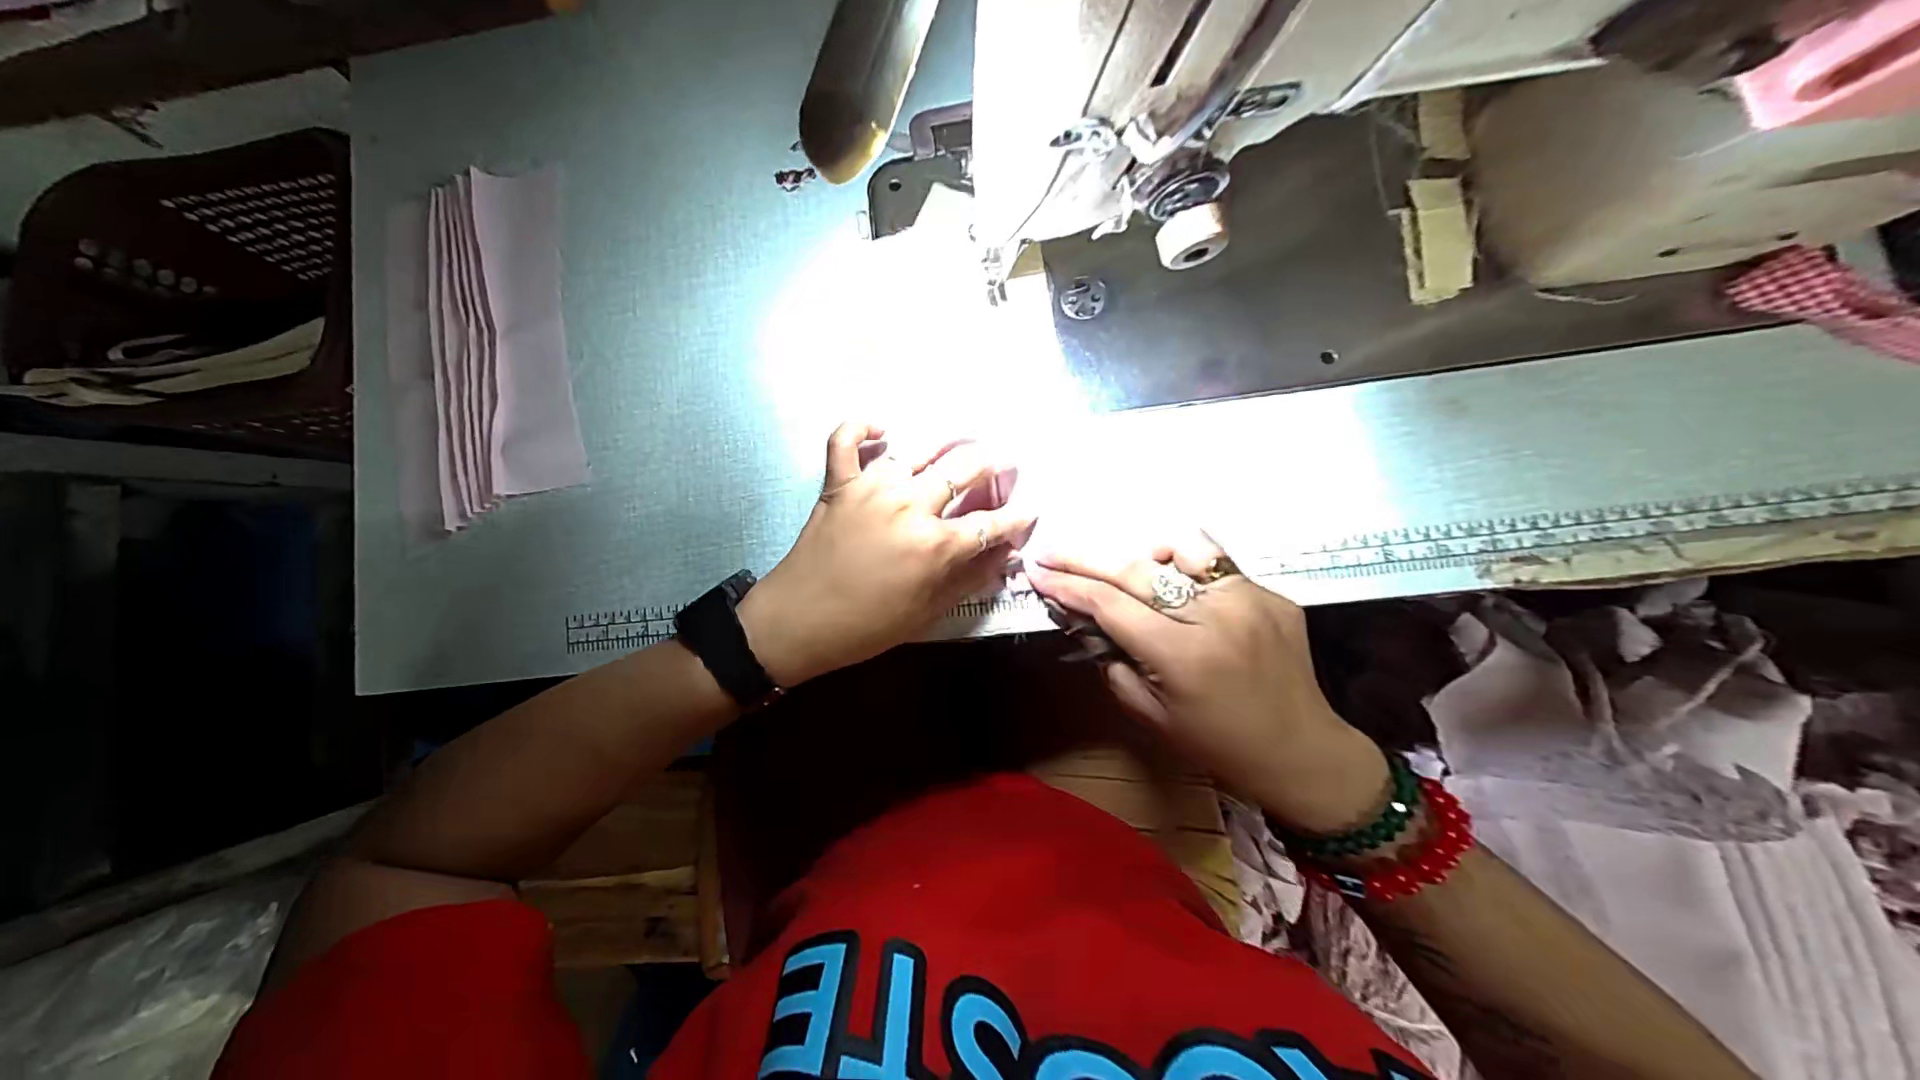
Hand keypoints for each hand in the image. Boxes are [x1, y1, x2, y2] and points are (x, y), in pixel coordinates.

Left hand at [738, 423, 1035, 686]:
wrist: (800, 622)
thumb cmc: (868, 626)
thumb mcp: (928, 611)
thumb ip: (969, 578)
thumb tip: (1003, 554)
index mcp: (936, 545)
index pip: (991, 524)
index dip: (1017, 518)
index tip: (1029, 511)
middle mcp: (910, 506)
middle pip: (963, 470)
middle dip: (992, 464)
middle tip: (1003, 462)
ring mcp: (871, 488)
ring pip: (916, 450)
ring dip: (944, 441)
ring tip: (962, 437)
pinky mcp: (838, 483)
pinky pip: (846, 440)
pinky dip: (860, 426)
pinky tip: (881, 426)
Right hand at [1026, 533, 1390, 833]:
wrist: (1301, 751)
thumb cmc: (1217, 745)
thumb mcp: (1151, 714)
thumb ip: (1113, 663)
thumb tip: (1086, 621)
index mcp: (1182, 655)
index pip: (1110, 605)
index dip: (1068, 587)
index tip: (1039, 575)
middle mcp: (1216, 616)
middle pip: (1136, 571)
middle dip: (1086, 561)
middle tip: (1054, 554)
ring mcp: (1250, 599)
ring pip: (1180, 553)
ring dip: (1143, 557)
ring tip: (1124, 570)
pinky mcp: (1272, 594)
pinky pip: (1218, 566)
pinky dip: (1188, 566)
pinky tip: (1175, 577)